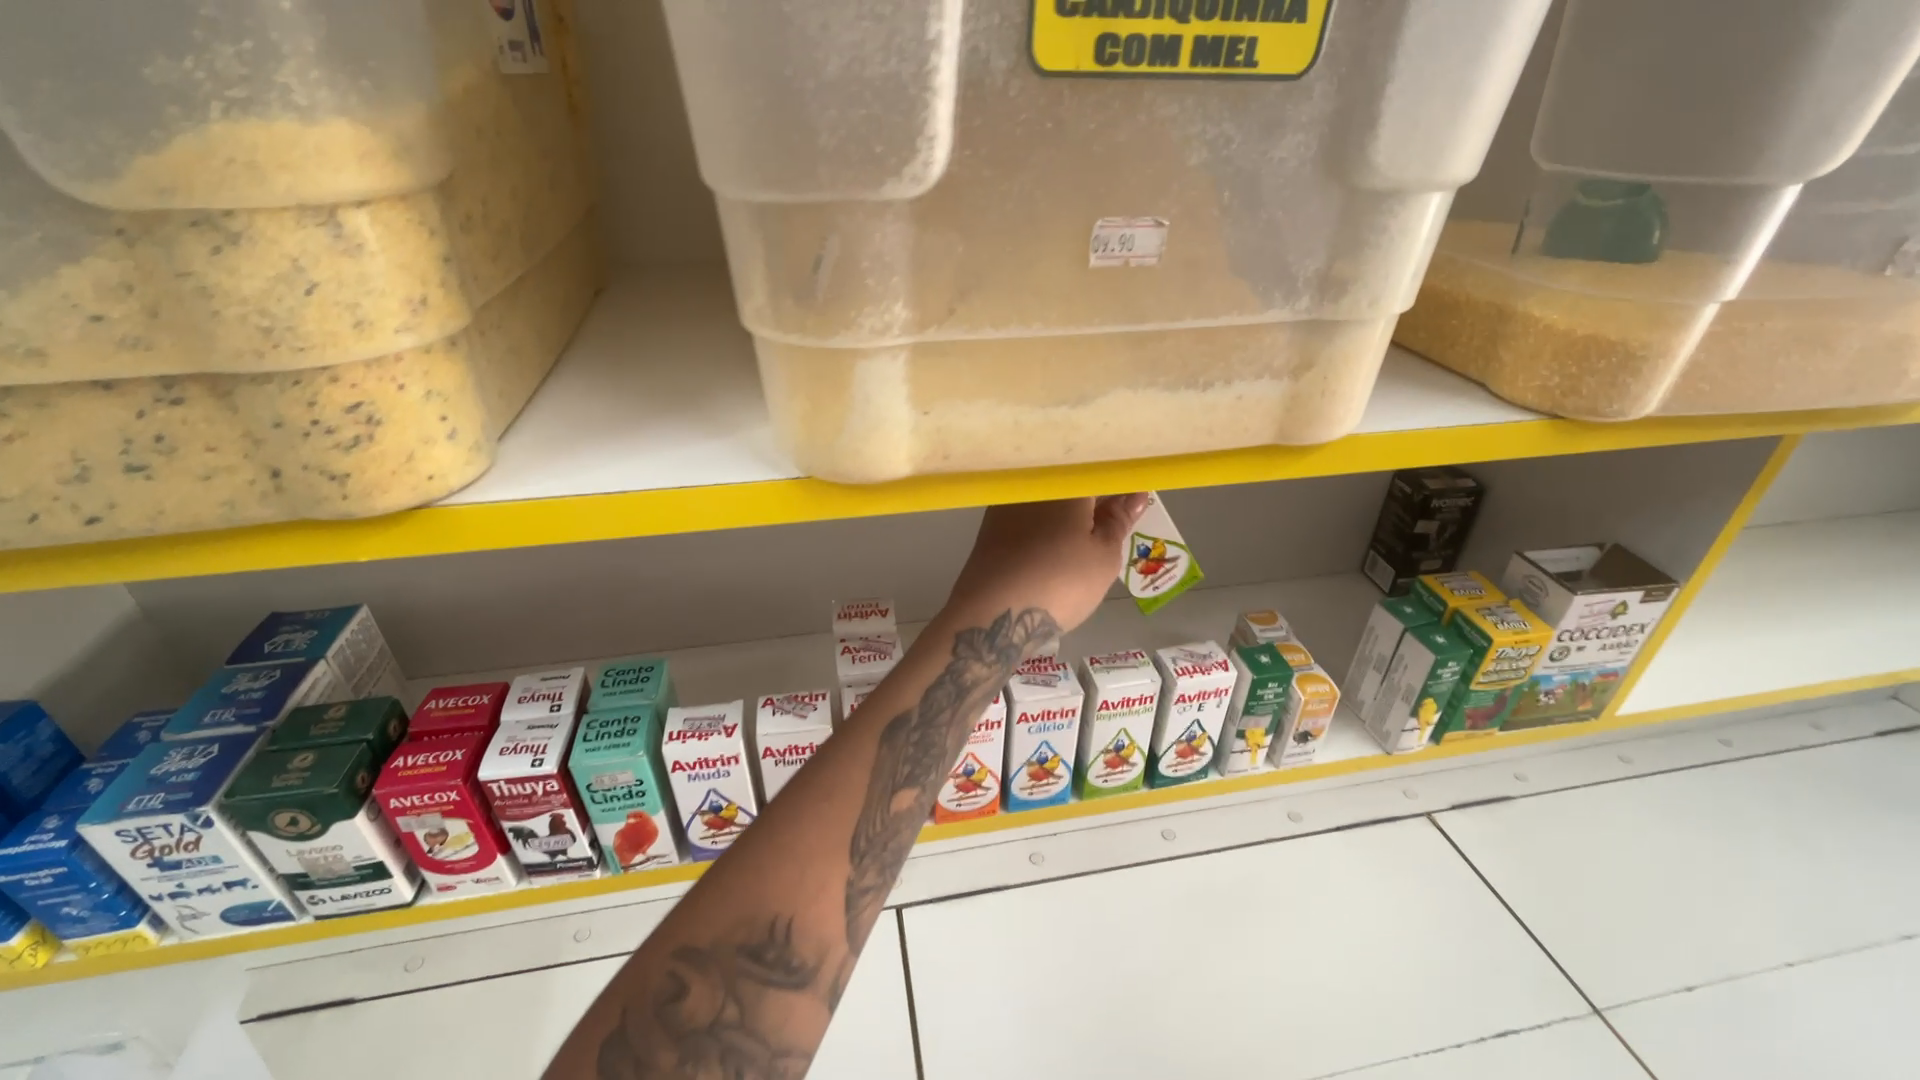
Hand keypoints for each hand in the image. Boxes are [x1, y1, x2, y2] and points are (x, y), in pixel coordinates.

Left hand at [944, 496, 1149, 639]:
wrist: (993, 616)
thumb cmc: (1060, 582)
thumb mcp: (1104, 556)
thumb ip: (1119, 521)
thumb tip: (1134, 497)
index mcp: (1066, 482)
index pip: (1100, 470)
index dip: (1121, 483)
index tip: (1137, 498)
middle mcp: (1033, 483)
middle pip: (1071, 481)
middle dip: (1095, 497)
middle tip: (1117, 520)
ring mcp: (1007, 504)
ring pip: (1048, 498)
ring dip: (1070, 512)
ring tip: (1089, 537)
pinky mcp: (990, 527)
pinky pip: (1028, 515)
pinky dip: (1046, 525)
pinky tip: (1056, 545)